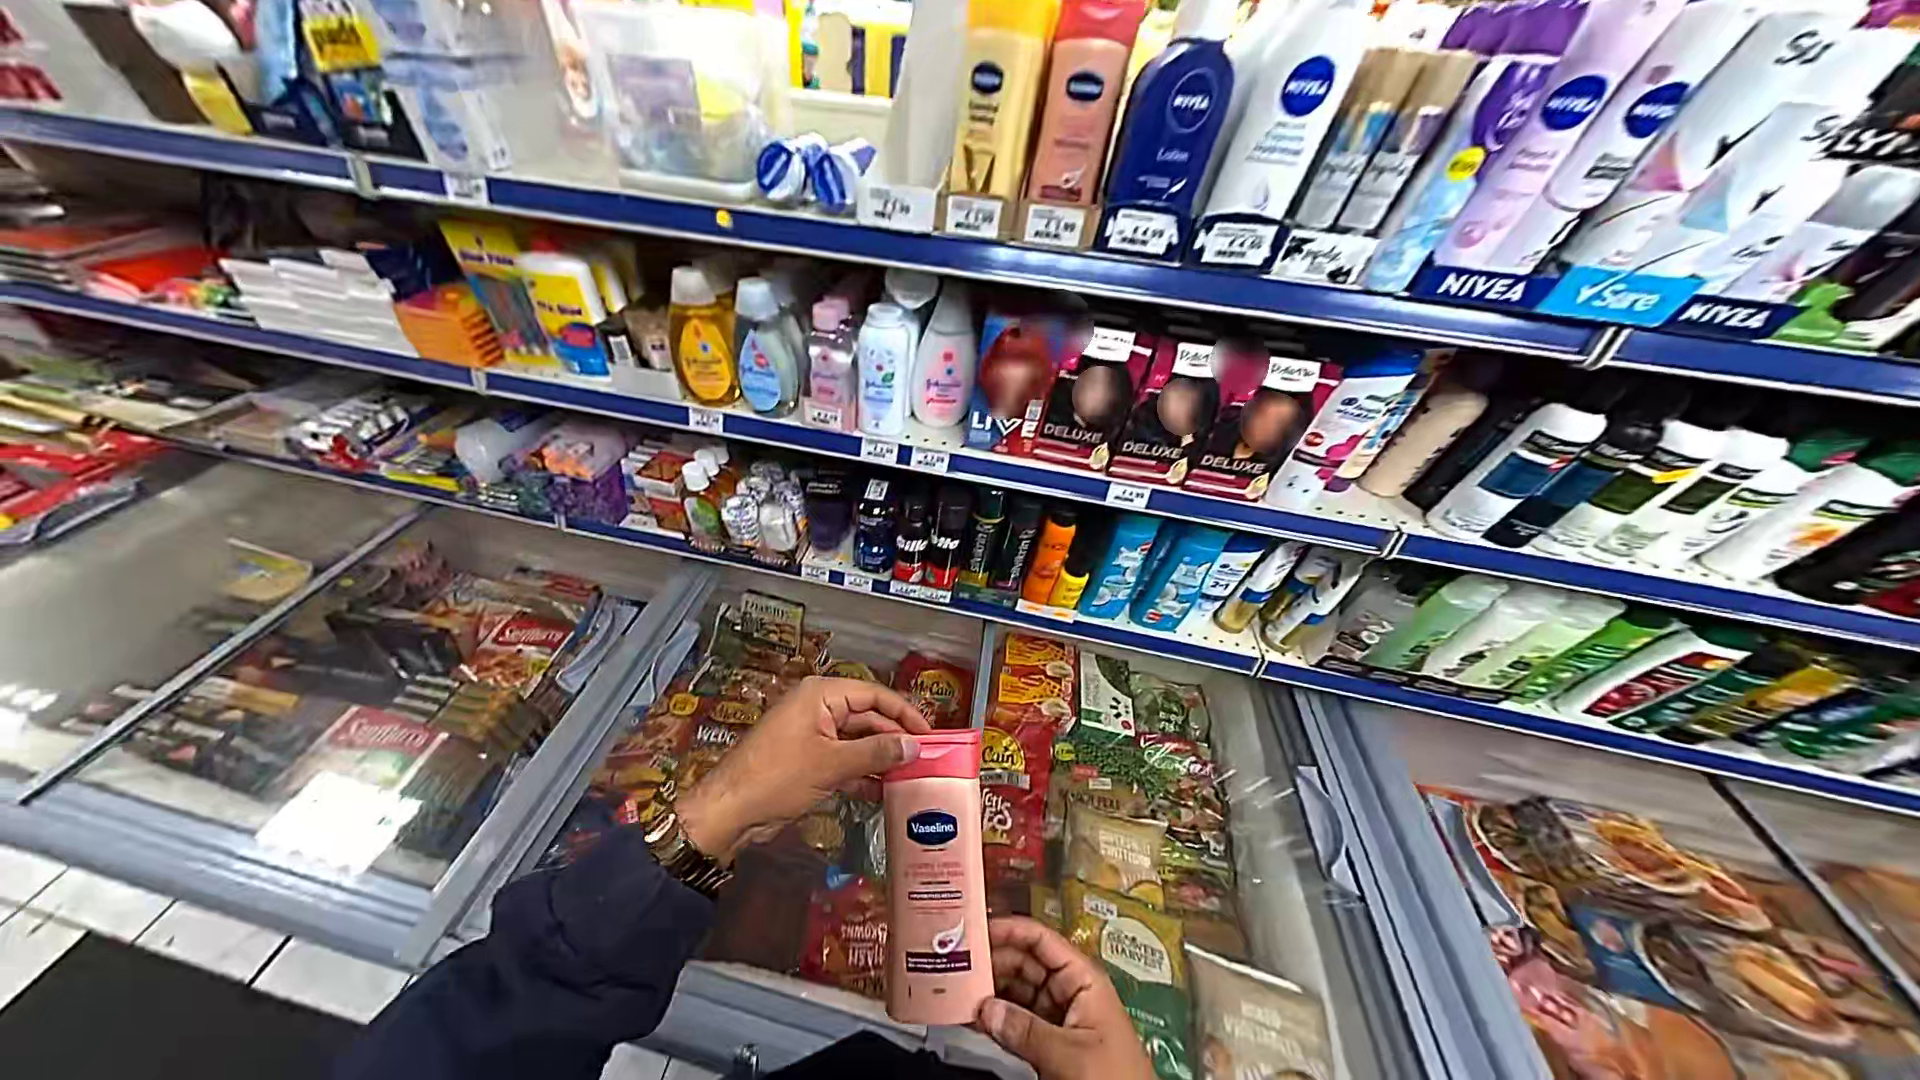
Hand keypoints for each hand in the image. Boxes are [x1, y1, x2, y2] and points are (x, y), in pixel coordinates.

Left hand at [676, 676, 929, 860]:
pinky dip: (862, 772)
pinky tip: (883, 791)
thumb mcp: (832, 764)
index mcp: (822, 695)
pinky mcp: (809, 759)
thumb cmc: (778, 777)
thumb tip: (915, 746)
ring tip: (911, 775)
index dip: (904, 712)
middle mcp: (819, 708)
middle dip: (894, 738)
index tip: (929, 732)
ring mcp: (813, 734)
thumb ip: (876, 752)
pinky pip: (844, 759)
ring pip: (857, 741)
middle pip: (867, 717)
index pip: (873, 694)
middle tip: (925, 758)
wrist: (729, 812)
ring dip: (880, 758)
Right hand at [978, 917, 1154, 1079]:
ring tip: (961, 990)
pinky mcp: (1052, 1043)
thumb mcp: (1070, 1055)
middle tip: (959, 965)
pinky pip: (1019, 1020)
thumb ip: (1025, 1030)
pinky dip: (999, 1018)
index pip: (1041, 939)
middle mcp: (1069, 989)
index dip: (1009, 930)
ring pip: (1019, 991)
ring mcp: (1060, 1016)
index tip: (975, 930)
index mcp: (1081, 977)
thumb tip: (984, 1007)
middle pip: (1025, 962)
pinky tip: (976, 1019)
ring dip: (992, 990)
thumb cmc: (1112, 1079)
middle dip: (994, 962)